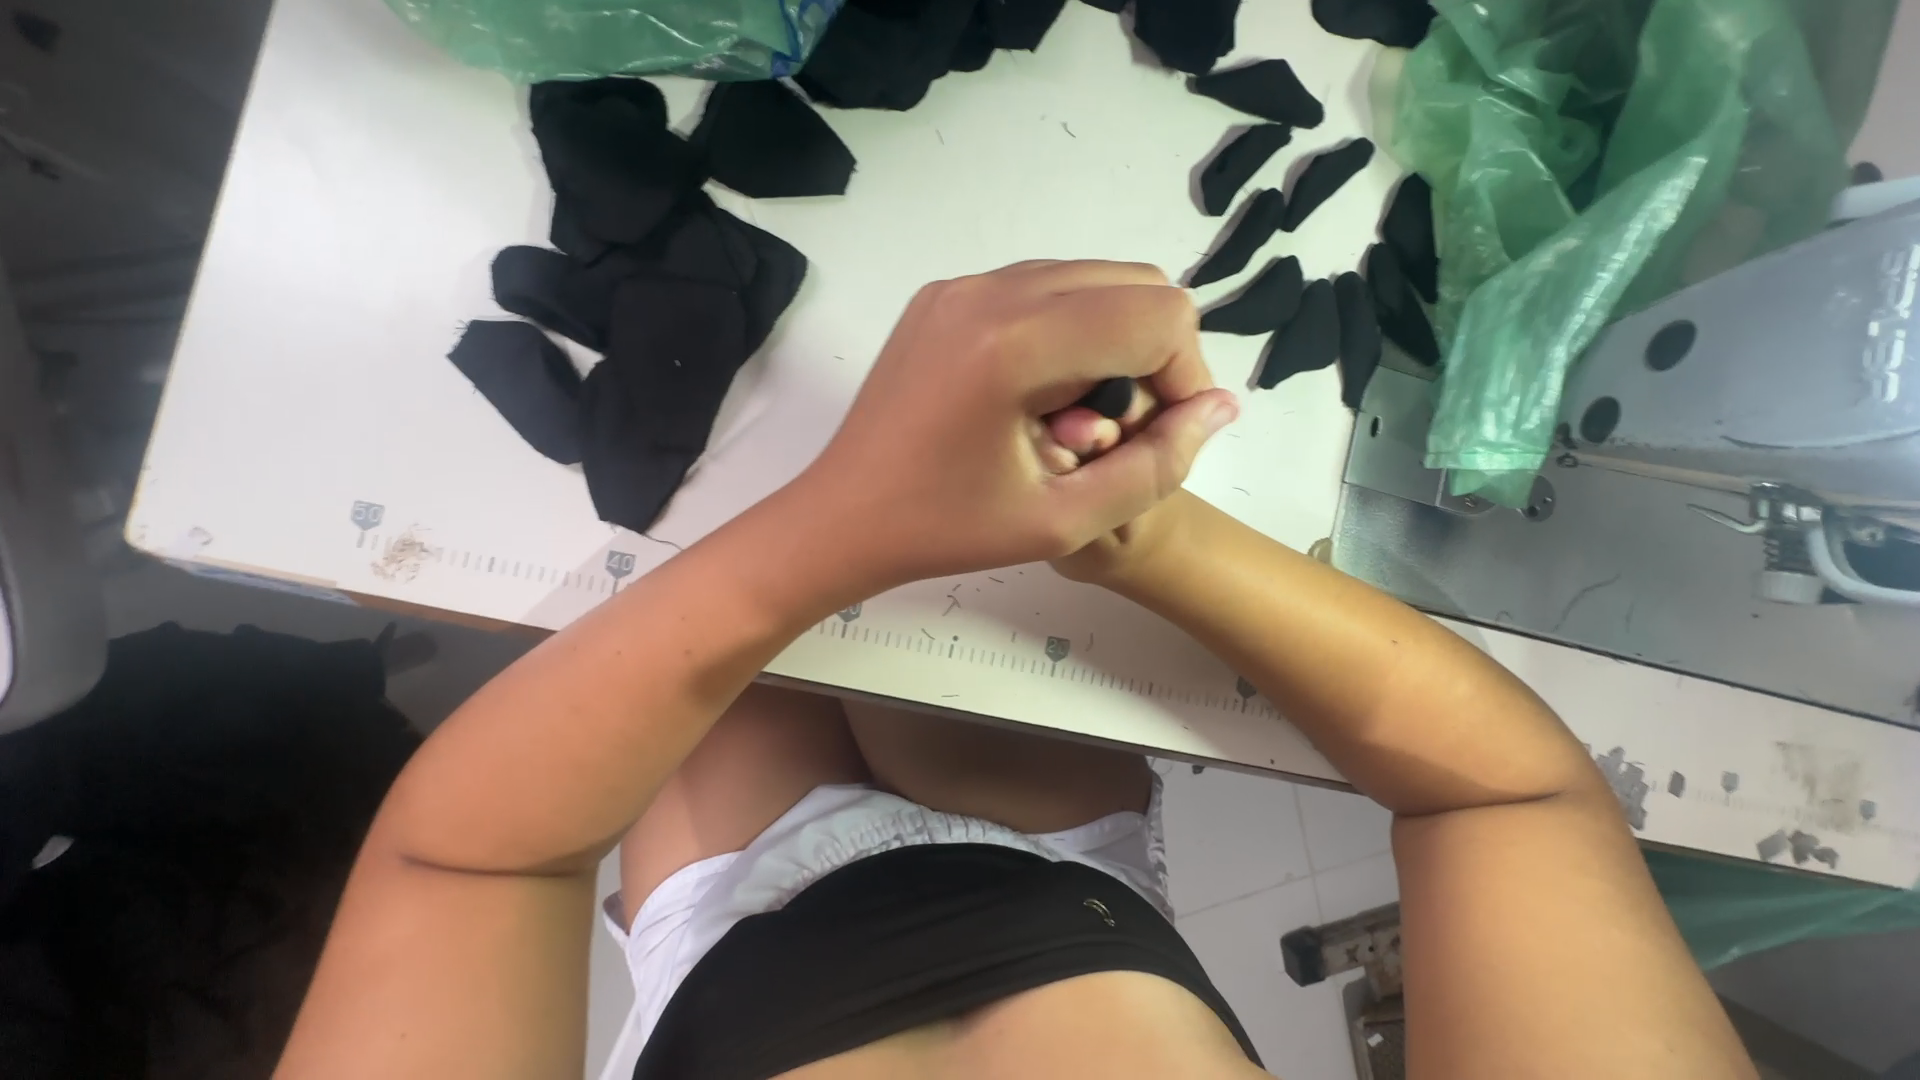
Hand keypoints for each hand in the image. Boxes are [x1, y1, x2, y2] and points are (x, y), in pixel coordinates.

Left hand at [798, 260, 1237, 587]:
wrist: (842, 516)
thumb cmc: (946, 532)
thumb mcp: (1063, 521)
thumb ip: (1156, 465)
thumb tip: (1222, 408)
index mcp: (1015, 344)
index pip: (1159, 315)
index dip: (1183, 377)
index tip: (1156, 435)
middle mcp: (989, 290)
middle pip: (1134, 282)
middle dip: (1152, 354)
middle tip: (1115, 429)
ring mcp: (961, 284)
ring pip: (1091, 279)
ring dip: (1111, 341)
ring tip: (1070, 417)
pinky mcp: (944, 294)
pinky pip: (1042, 287)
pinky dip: (1068, 330)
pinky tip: (1036, 396)